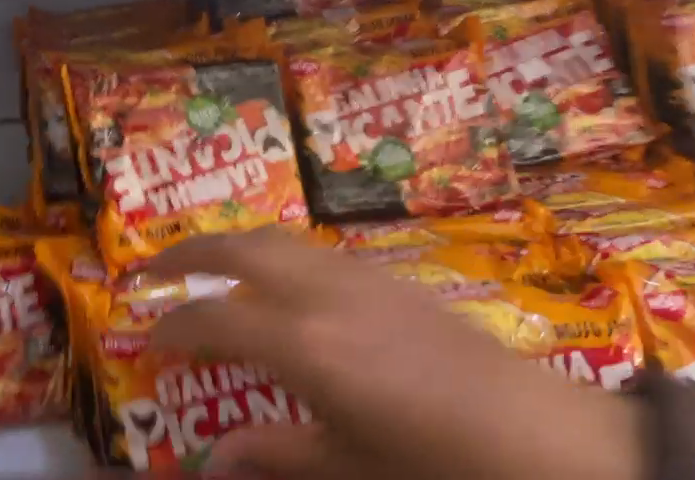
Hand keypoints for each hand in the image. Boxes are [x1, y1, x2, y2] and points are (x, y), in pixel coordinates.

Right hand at [148, 228, 642, 479]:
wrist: (546, 440)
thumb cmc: (440, 468)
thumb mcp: (351, 470)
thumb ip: (275, 454)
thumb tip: (211, 460)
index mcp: (302, 346)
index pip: (212, 318)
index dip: (172, 325)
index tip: (148, 338)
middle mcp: (318, 293)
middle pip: (235, 249)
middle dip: (185, 252)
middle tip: (152, 268)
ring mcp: (353, 275)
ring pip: (273, 237)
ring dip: (229, 244)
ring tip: (204, 263)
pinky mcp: (383, 274)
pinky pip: (307, 247)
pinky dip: (272, 251)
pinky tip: (276, 279)